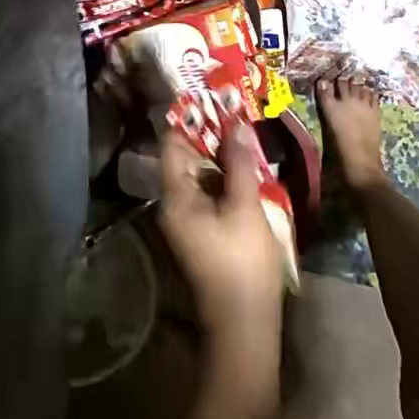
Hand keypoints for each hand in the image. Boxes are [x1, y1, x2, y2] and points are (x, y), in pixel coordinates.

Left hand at [157, 123, 287, 334]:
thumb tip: (236, 124)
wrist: (244, 324)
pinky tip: (246, 164)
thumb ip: (239, 163)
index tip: (208, 93)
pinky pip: (210, 191)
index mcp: (176, 197)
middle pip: (186, 157)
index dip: (189, 117)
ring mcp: (189, 220)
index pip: (173, 145)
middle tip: (232, 106)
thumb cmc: (242, 262)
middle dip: (209, 131)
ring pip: (200, 174)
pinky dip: (224, 174)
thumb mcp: (244, 206)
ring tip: (242, 127)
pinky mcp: (204, 231)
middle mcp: (175, 205)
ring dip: (219, 152)